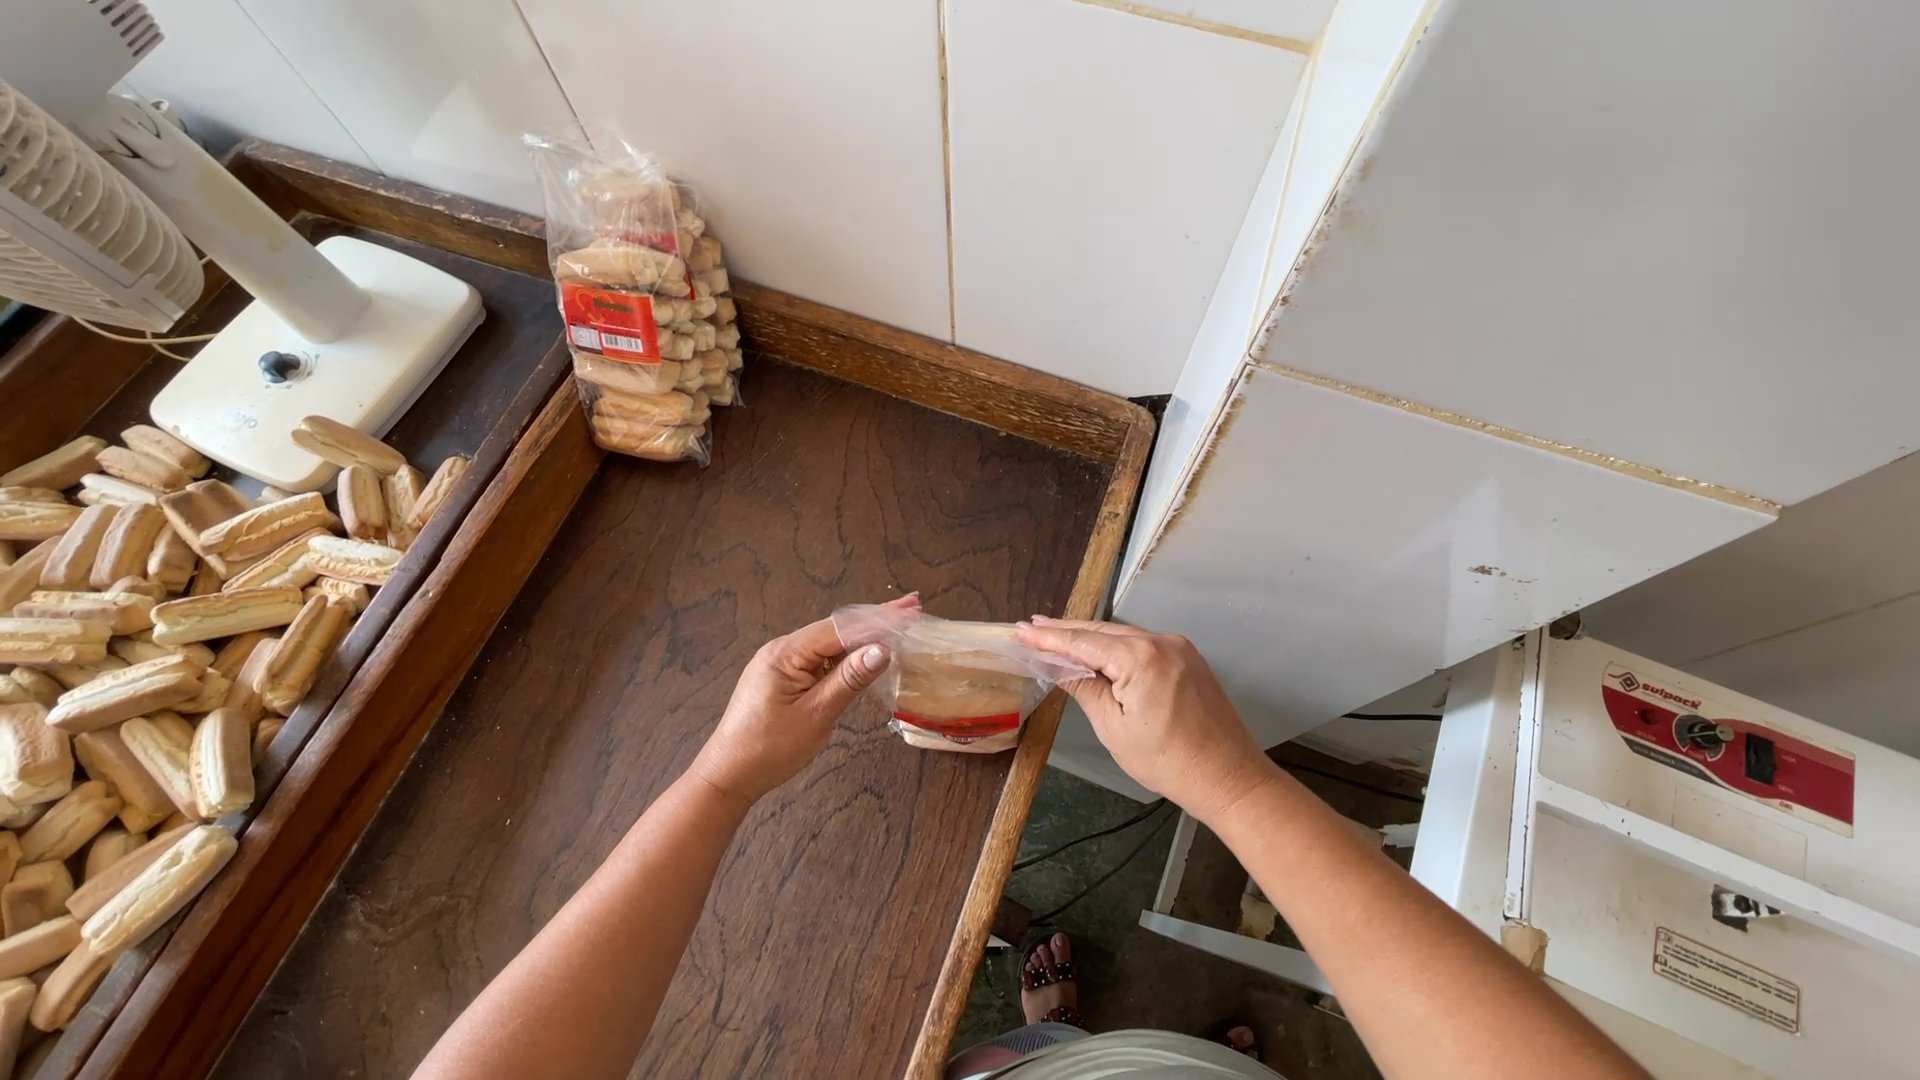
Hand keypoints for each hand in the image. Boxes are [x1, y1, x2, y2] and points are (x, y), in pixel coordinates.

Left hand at [690, 595, 918, 807]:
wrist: (728, 775)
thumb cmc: (770, 749)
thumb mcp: (816, 714)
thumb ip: (849, 679)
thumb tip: (882, 649)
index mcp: (786, 653)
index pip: (840, 628)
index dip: (878, 618)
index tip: (910, 609)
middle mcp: (782, 649)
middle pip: (836, 629)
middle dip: (875, 619)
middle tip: (911, 609)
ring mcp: (781, 663)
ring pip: (830, 643)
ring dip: (863, 636)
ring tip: (898, 626)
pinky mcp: (783, 677)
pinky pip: (821, 658)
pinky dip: (847, 654)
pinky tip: (867, 652)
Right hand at [1016, 617, 1278, 823]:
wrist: (1229, 777)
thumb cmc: (1167, 761)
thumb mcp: (1113, 728)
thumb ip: (1084, 689)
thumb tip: (1059, 666)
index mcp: (1140, 657)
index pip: (1083, 642)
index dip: (1050, 637)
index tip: (1021, 629)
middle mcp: (1161, 641)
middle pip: (1103, 631)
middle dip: (1067, 631)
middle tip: (1032, 626)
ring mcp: (1179, 647)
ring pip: (1123, 636)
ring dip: (1091, 638)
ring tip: (1056, 636)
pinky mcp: (1188, 658)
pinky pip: (1142, 645)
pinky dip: (1116, 647)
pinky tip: (1096, 651)